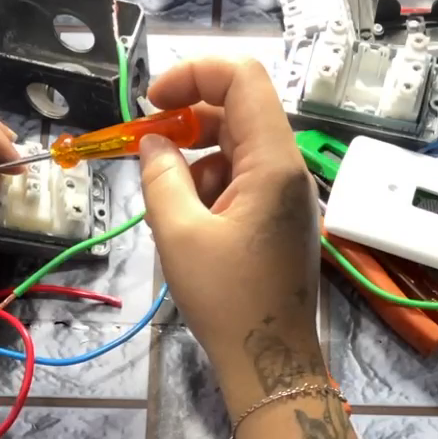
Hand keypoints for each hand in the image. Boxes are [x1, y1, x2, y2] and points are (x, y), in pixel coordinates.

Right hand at [136, 59, 321, 406]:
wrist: (270, 363)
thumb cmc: (227, 302)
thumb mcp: (179, 235)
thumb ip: (161, 177)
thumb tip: (154, 144)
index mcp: (274, 165)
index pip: (243, 79)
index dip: (194, 75)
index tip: (152, 103)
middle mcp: (289, 174)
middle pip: (239, 115)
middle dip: (188, 126)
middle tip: (148, 156)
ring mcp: (288, 201)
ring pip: (237, 155)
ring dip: (196, 169)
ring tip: (170, 216)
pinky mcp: (281, 225)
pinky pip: (243, 187)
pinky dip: (211, 195)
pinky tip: (190, 233)